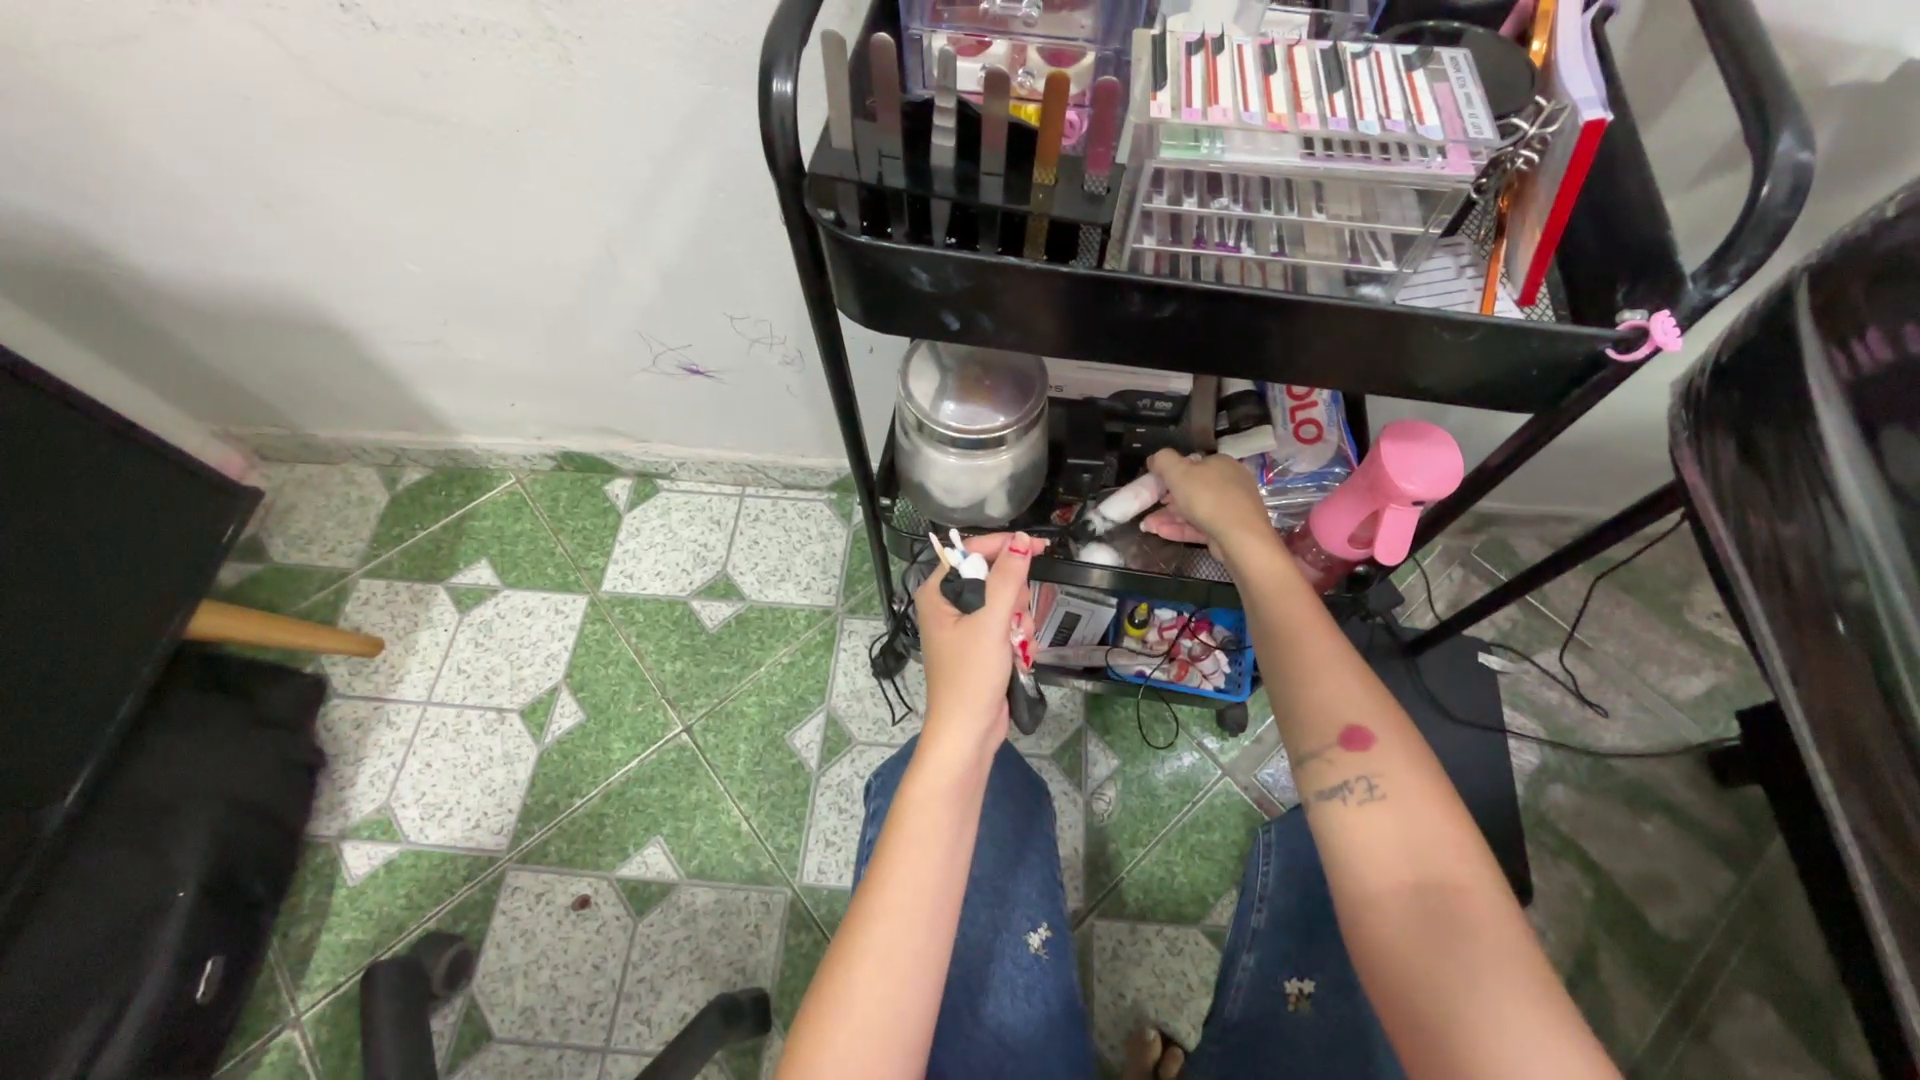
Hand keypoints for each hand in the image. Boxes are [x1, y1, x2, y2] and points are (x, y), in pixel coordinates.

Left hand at [914, 532, 1043, 764]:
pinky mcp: (980, 645)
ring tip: (1017, 644)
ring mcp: (964, 626)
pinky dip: (1017, 638)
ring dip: (1019, 622)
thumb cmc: (970, 676)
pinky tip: (1018, 656)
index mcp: (937, 592)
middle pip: (993, 577)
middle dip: (1014, 598)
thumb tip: (1023, 541)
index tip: (1038, 548)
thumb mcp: (990, 622)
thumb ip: (1007, 578)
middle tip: (1015, 619)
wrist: (967, 731)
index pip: (972, 551)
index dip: (1005, 547)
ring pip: (1005, 602)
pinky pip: (1007, 625)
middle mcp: (947, 604)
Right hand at [1139, 449, 1276, 561]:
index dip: (1173, 475)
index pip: (1194, 465)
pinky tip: (1161, 533)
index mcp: (1221, 464)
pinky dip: (1181, 529)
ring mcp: (1230, 508)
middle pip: (1193, 490)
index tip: (1156, 487)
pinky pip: (1201, 526)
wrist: (1240, 537)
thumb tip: (1154, 458)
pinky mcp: (1228, 530)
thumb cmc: (1207, 497)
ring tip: (1148, 526)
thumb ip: (1163, 460)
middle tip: (1148, 510)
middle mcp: (1229, 483)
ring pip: (1195, 510)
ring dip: (1169, 517)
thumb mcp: (1178, 472)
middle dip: (1167, 501)